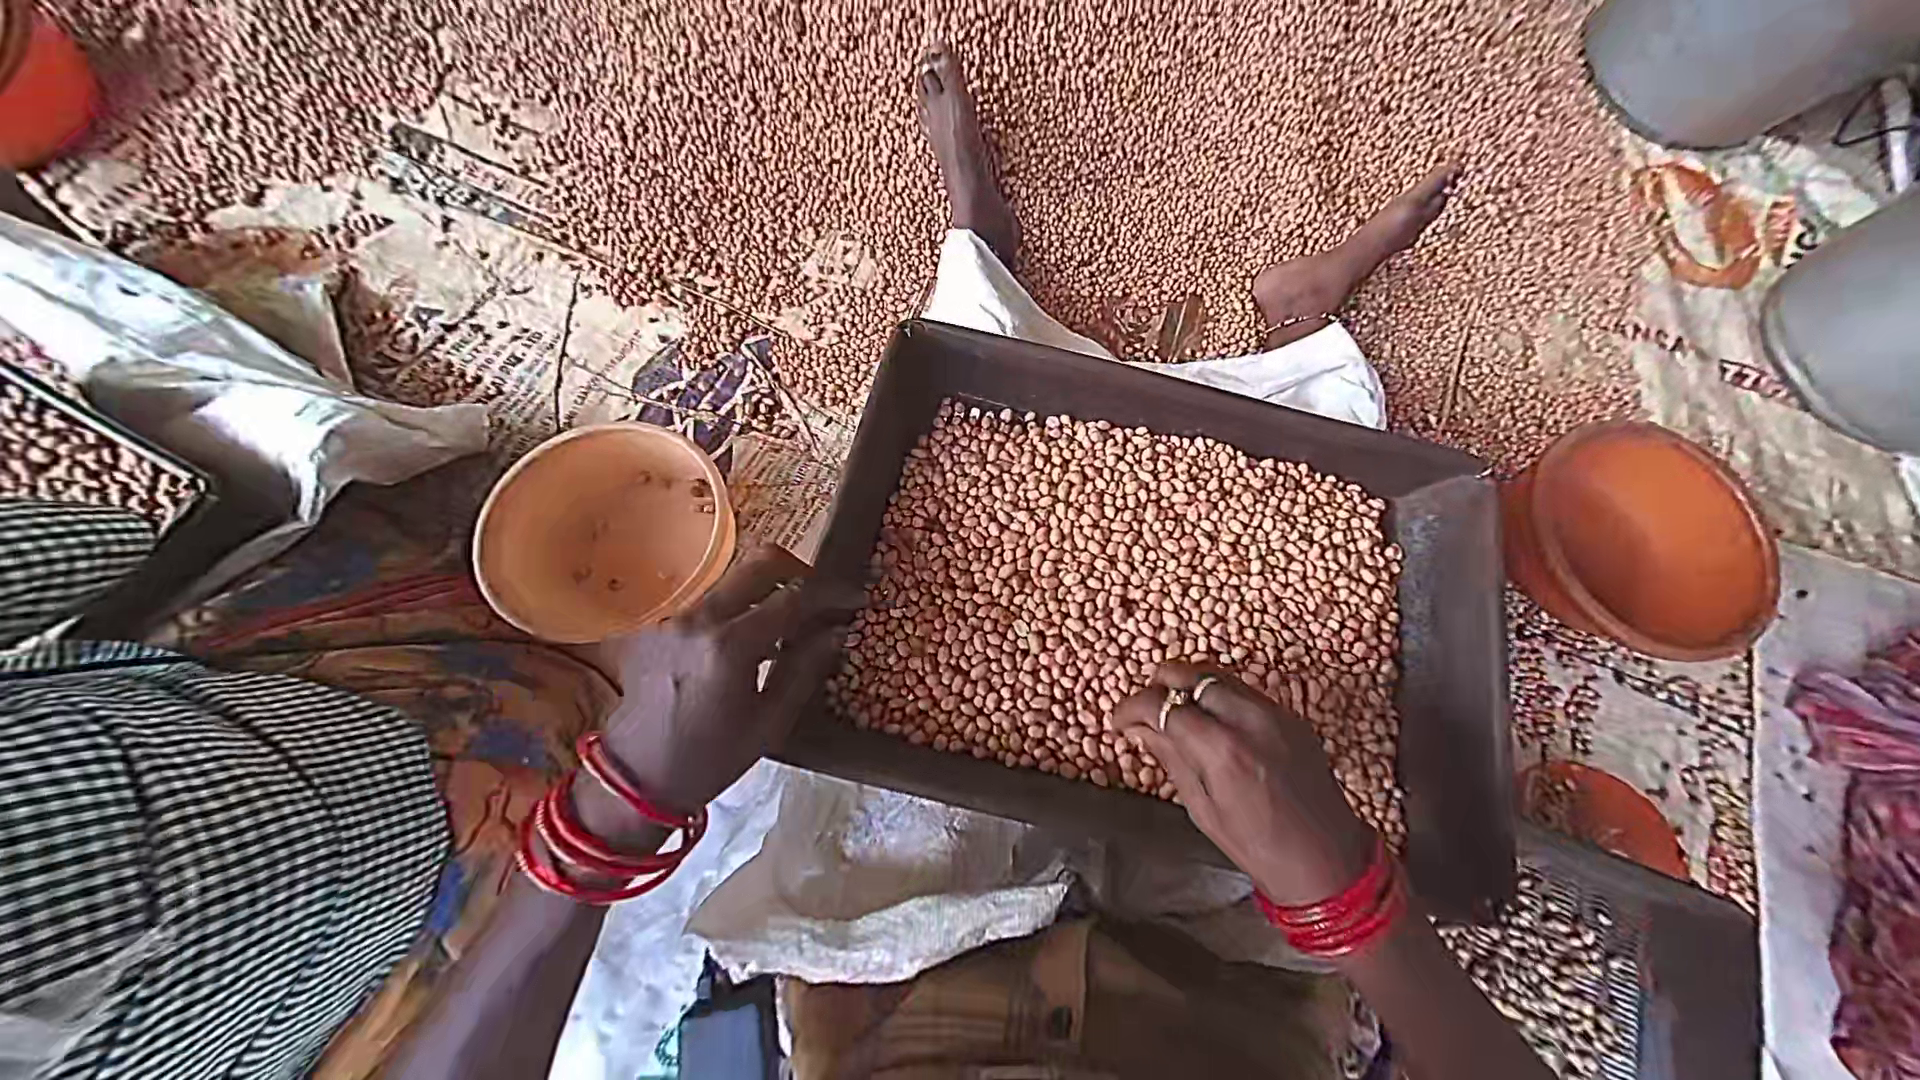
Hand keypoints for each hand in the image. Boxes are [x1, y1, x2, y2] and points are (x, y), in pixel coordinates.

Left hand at [585, 541, 861, 833]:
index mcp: (730, 646)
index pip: (794, 597)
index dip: (832, 594)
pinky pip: (714, 598)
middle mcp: (700, 618)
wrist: (633, 779)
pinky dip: (743, 605)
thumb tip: (837, 631)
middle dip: (802, 573)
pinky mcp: (662, 623)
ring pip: (737, 576)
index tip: (856, 599)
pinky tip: (752, 639)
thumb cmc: (710, 759)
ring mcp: (676, 616)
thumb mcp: (770, 721)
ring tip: (790, 624)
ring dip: (771, 589)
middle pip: (763, 562)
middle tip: (821, 600)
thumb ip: (805, 667)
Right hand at [1115, 662, 1376, 905]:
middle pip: (1189, 673)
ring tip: (1174, 711)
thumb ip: (1170, 756)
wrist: (1329, 862)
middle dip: (1160, 686)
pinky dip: (1216, 694)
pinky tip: (1208, 720)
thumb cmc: (1258, 847)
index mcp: (1223, 749)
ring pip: (1216, 674)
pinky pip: (1242, 689)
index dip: (1132, 707)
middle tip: (1147, 710)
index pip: (1162, 704)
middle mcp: (1250, 720)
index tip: (1120, 720)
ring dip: (1187, 686)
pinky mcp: (1290, 716)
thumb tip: (1139, 727)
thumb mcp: (1201, 807)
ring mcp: (1275, 714)